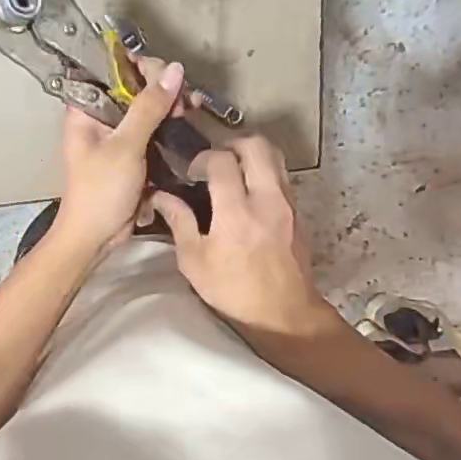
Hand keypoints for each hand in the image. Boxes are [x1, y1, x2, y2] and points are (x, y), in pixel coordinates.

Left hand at [54, 61, 185, 251]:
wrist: (95, 236)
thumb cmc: (100, 191)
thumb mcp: (125, 146)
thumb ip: (148, 108)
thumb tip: (174, 70)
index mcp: (85, 111)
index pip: (108, 71)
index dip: (136, 65)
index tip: (163, 72)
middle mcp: (98, 118)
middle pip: (132, 87)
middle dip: (160, 86)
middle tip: (183, 97)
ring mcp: (115, 136)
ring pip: (145, 108)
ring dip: (168, 105)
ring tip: (190, 108)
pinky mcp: (132, 153)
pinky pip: (152, 130)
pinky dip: (168, 125)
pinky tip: (188, 120)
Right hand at [150, 137, 328, 335]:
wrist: (283, 314)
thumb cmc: (232, 291)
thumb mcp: (193, 261)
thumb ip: (179, 221)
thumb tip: (161, 196)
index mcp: (236, 212)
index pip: (222, 161)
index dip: (202, 158)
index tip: (191, 173)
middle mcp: (267, 200)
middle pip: (256, 145)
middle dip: (231, 145)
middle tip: (214, 161)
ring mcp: (288, 204)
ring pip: (275, 156)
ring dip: (250, 156)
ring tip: (231, 174)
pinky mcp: (299, 212)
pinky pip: (282, 177)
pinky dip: (263, 174)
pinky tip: (247, 195)